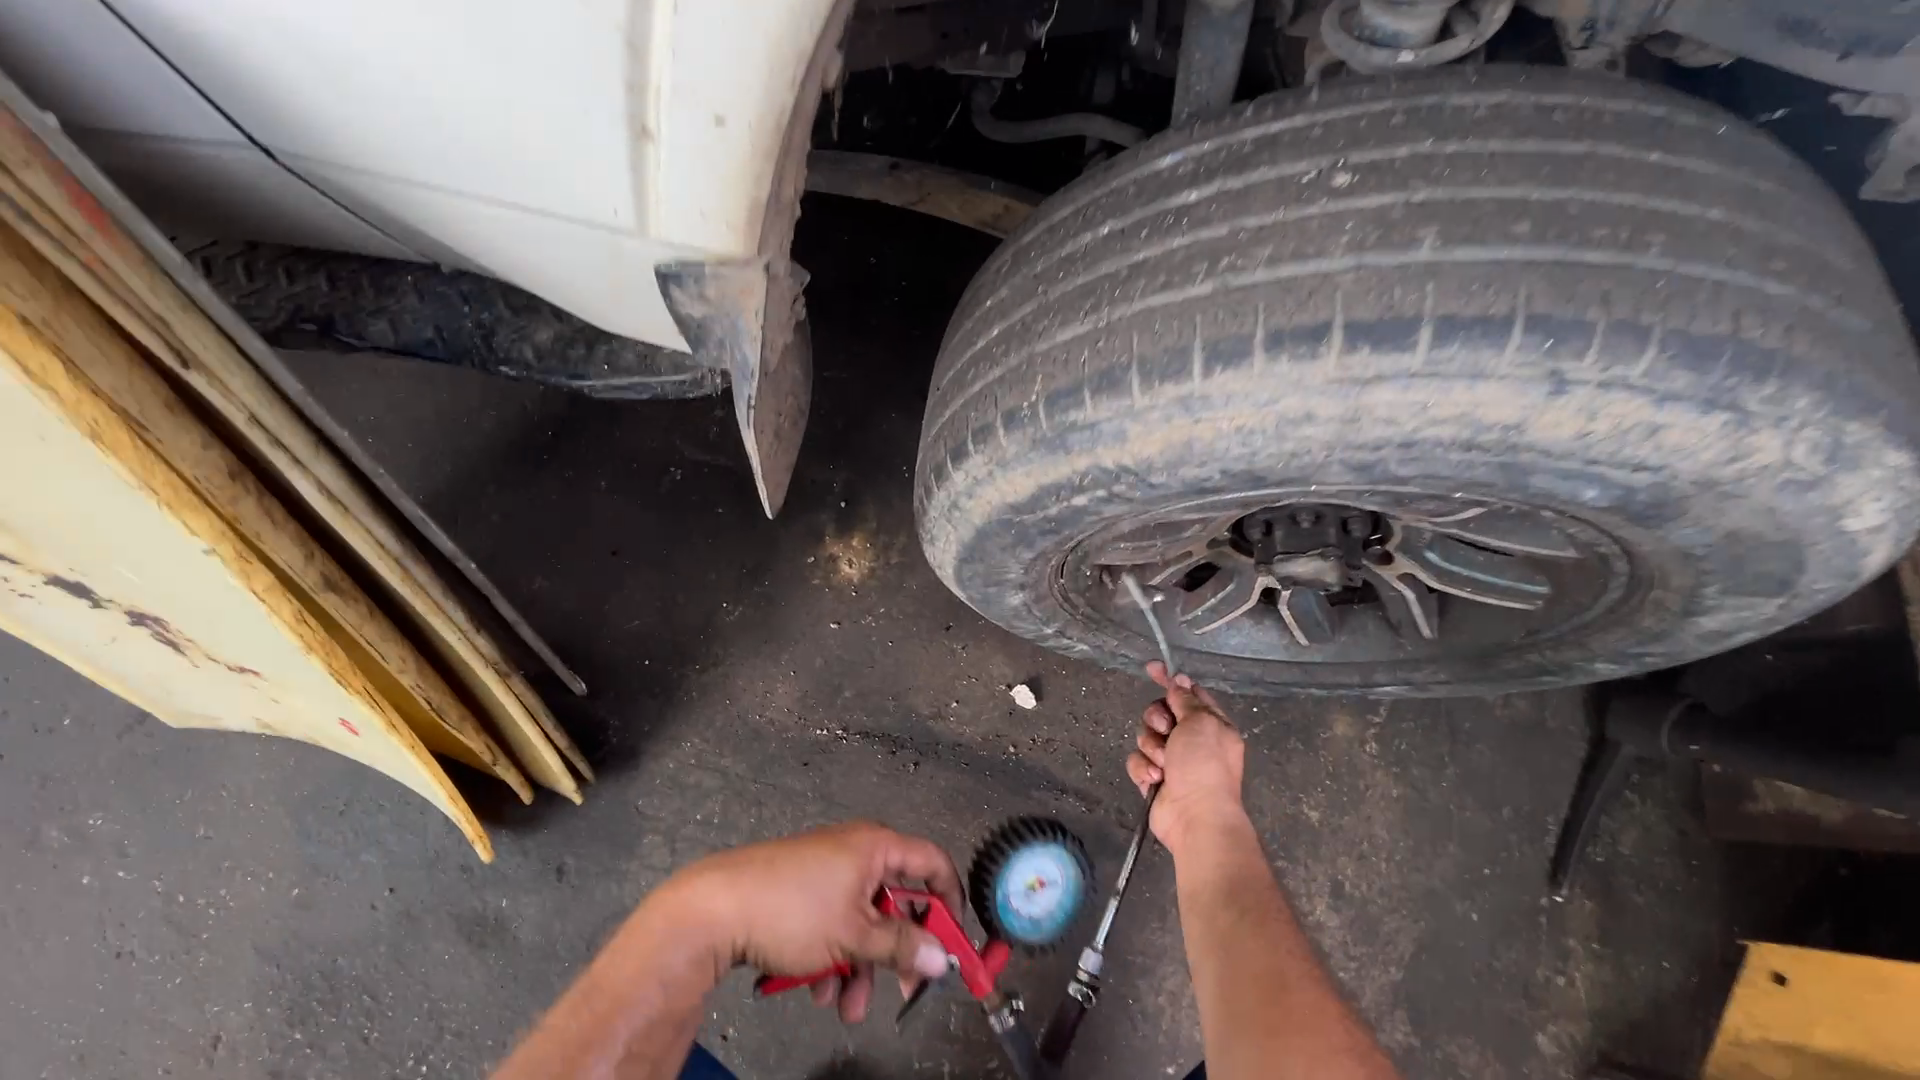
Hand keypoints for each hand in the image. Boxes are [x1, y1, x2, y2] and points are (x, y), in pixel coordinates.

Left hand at [653, 822, 961, 1023]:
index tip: (955, 942)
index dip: (950, 901)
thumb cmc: (791, 910)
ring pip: (861, 922)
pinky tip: (817, 988)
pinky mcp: (800, 892)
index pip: (932, 863)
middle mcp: (855, 852)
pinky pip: (832, 923)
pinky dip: (832, 956)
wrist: (712, 911)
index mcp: (875, 847)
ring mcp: (825, 872)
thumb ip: (903, 946)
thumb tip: (942, 957)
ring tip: (843, 1005)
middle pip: (896, 901)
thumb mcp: (854, 935)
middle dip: (898, 951)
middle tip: (908, 989)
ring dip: (861, 966)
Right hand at [1126, 662, 1248, 849]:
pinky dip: (1144, 769)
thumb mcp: (1201, 722)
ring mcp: (1172, 760)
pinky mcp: (1154, 777)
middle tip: (1166, 731)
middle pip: (1160, 712)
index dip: (1169, 680)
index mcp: (1211, 724)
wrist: (1195, 816)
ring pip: (1145, 736)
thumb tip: (1179, 680)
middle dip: (1157, 720)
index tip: (1151, 667)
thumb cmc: (1204, 765)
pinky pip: (1137, 760)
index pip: (1187, 693)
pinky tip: (1156, 780)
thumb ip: (1185, 699)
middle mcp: (1192, 740)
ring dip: (1151, 748)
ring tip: (1164, 765)